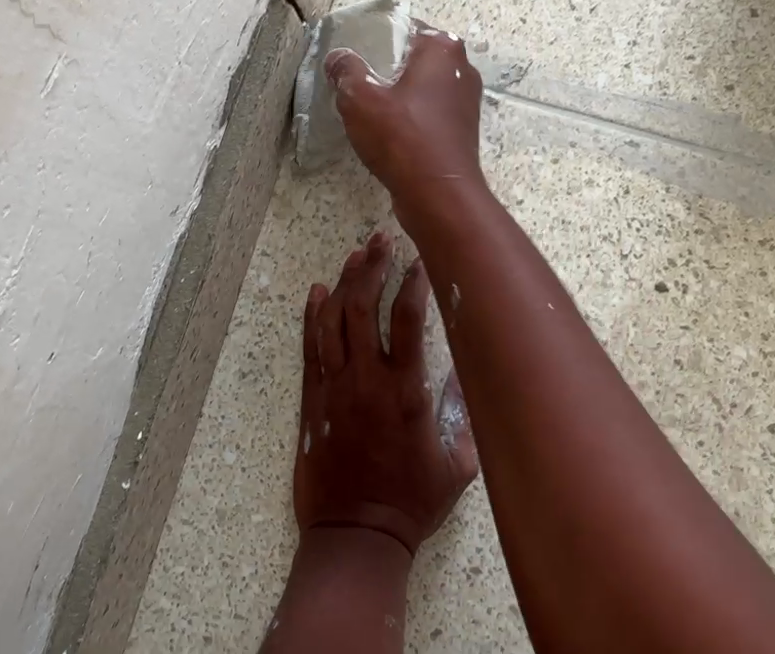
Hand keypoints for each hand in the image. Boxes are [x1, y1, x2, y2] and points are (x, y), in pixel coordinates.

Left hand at [294, 231, 478, 554]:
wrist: (355, 535)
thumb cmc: (411, 504)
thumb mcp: (457, 464)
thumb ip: (464, 412)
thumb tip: (466, 370)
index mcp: (407, 392)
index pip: (408, 319)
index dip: (413, 282)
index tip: (419, 259)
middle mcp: (368, 381)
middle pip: (363, 306)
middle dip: (373, 266)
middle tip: (381, 239)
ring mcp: (334, 388)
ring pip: (333, 320)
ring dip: (344, 282)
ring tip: (356, 254)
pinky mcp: (311, 401)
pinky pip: (309, 348)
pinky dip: (311, 315)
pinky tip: (317, 291)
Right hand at [325, 25, 485, 208]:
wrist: (439, 194)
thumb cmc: (401, 137)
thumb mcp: (359, 98)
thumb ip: (346, 71)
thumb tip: (338, 58)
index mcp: (442, 48)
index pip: (405, 28)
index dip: (377, 39)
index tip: (354, 55)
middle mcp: (462, 68)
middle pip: (415, 58)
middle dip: (387, 68)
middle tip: (357, 82)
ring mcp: (466, 100)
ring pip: (423, 87)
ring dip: (399, 95)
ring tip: (369, 108)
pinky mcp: (463, 128)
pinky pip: (430, 112)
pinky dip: (411, 117)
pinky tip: (388, 131)